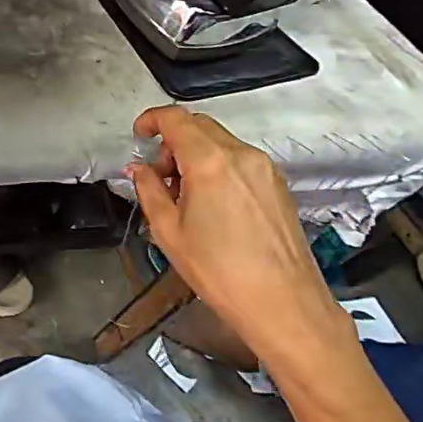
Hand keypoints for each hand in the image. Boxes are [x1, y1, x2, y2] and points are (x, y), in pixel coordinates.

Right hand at [128, 106, 355, 371]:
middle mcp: (241, 154)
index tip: (140, 133)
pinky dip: (220, 166)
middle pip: (199, 125)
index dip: (152, 119)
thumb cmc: (223, 274)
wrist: (283, 303)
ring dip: (197, 155)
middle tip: (160, 176)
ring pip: (221, 142)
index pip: (175, 119)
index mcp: (210, 162)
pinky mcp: (277, 182)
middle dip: (173, 142)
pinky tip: (214, 204)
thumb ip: (149, 191)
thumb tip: (139, 169)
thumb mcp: (170, 233)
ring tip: (186, 197)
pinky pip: (241, 159)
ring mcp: (264, 167)